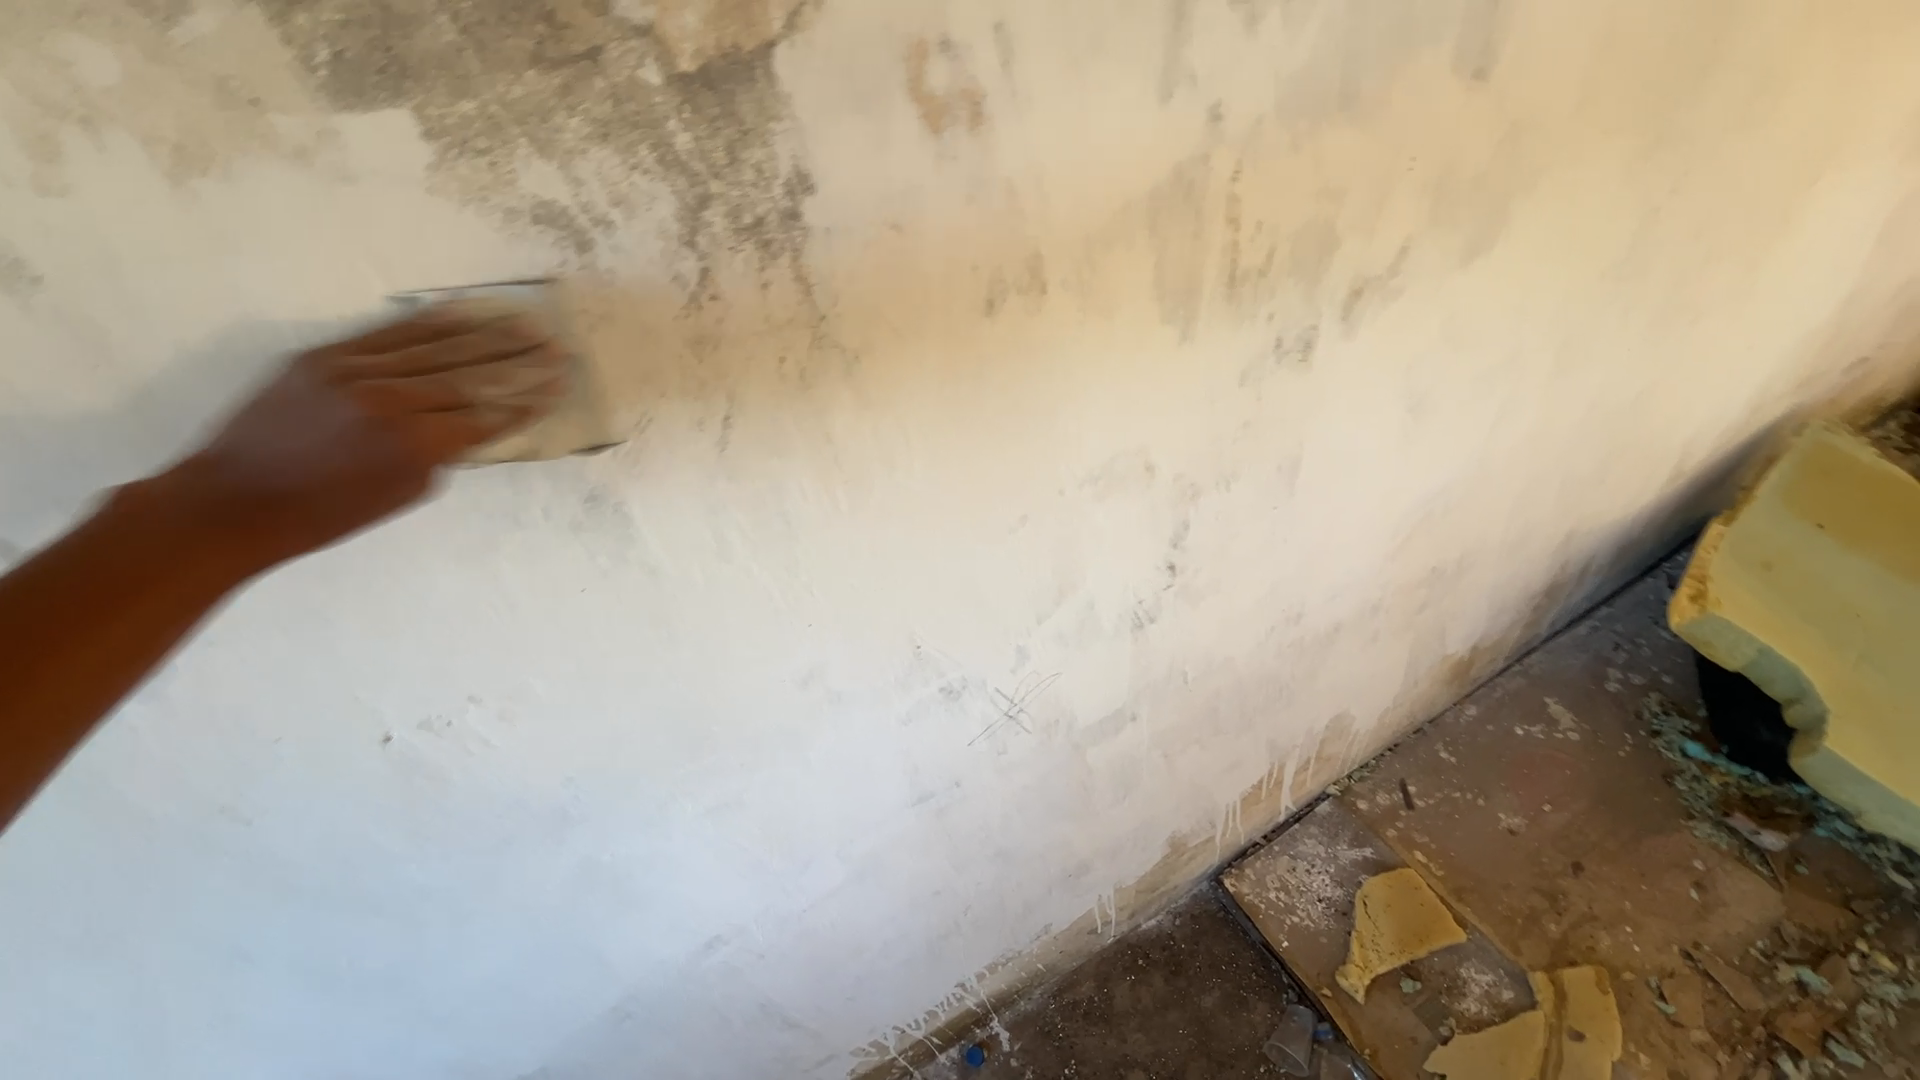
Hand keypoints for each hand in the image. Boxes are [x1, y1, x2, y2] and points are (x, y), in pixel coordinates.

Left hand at [162, 303, 568, 569]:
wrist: (233, 499)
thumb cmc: (328, 513)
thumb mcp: (405, 493)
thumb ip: (444, 452)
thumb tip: (470, 423)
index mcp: (414, 444)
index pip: (487, 415)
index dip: (528, 402)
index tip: (560, 386)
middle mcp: (391, 401)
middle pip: (471, 375)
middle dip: (520, 363)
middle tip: (556, 348)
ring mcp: (355, 373)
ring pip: (436, 348)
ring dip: (487, 336)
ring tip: (525, 325)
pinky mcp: (325, 357)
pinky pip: (389, 335)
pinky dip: (429, 323)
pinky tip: (463, 312)